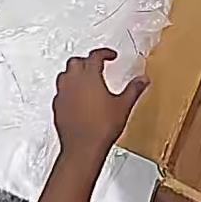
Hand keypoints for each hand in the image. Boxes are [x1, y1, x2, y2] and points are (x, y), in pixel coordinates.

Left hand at [53, 48, 147, 165]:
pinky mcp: (57, 107)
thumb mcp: (124, 105)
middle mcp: (73, 82)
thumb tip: (142, 80)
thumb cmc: (101, 127)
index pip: (95, 56)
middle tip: (98, 64)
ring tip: (86, 77)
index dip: (104, 53)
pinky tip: (77, 97)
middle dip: (87, 60)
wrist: (83, 148)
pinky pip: (60, 91)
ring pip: (64, 74)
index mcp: (90, 77)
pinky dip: (68, 89)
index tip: (111, 55)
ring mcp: (63, 95)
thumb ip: (134, 89)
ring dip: (75, 72)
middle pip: (76, 61)